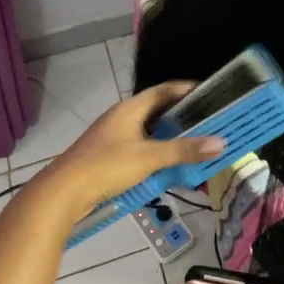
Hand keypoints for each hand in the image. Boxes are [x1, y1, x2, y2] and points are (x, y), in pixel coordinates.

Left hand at [37, 81, 225, 213]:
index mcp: (130, 109)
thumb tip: (221, 142)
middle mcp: (121, 118)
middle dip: (182, 117)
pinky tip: (168, 165)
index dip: (187, 90)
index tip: (211, 93)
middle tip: (209, 122)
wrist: (63, 192)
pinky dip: (155, 153)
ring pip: (148, 132)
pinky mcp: (107, 157)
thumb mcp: (149, 157)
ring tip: (194, 144)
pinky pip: (139, 149)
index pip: (164, 90)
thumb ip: (184, 150)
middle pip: (157, 111)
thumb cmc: (107, 166)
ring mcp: (112, 137)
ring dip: (169, 137)